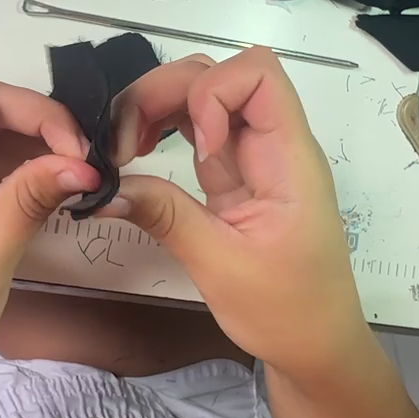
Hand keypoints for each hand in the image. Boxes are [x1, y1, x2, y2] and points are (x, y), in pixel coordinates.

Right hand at [97, 47, 373, 381]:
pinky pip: (193, 125)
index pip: (258, 74)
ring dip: (155, 106)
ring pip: (200, 93)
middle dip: (163, 93)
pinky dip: (159, 127)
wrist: (314, 344)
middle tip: (124, 144)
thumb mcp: (220, 266)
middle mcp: (270, 141)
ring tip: (123, 147)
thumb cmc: (285, 310)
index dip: (214, 93)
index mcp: (287, 157)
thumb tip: (104, 187)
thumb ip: (165, 216)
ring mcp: (249, 152)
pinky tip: (136, 152)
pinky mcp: (230, 168)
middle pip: (217, 74)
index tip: (194, 148)